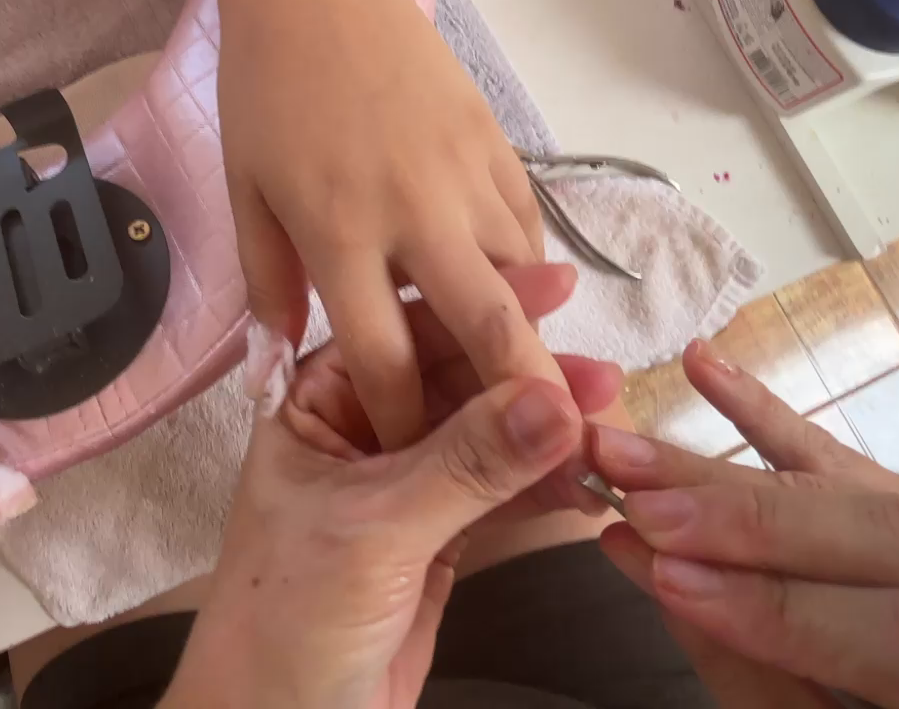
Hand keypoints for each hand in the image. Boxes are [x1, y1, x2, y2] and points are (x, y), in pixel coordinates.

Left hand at [162, 265, 617, 708]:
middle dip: (526, 375)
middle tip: (600, 374)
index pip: (408, 334)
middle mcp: (364, 424)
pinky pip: (498, 491)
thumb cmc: (290, 613)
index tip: (557, 284)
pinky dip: (541, 485)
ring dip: (544, 431)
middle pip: (456, 380)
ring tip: (608, 422)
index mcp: (322, 397)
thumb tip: (554, 400)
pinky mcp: (440, 530)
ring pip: (485, 436)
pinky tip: (584, 477)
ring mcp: (406, 478)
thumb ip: (464, 465)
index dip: (480, 308)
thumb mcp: (373, 528)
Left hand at [217, 0, 563, 449]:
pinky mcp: (496, 137)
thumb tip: (273, 373)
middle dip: (518, 400)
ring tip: (510, 354)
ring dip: (521, 323)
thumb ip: (266, 286)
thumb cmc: (265, 89)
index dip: (405, 424)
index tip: (415, 455)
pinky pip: (528, 220)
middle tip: (540, 446)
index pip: (385, 361)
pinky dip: (525, 262)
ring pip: (523, 274)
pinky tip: (508, 275)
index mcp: (339, 232)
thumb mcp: (245, 192)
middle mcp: (416, 211)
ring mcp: (466, 171)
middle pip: (488, 328)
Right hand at [589, 343, 898, 708]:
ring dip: (728, 465)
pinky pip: (854, 462)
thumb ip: (752, 677)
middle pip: (893, 538)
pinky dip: (768, 416)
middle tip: (635, 497)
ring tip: (631, 447)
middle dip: (745, 517)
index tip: (664, 572)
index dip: (779, 602)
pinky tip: (704, 366)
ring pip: (861, 490)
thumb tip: (647, 564)